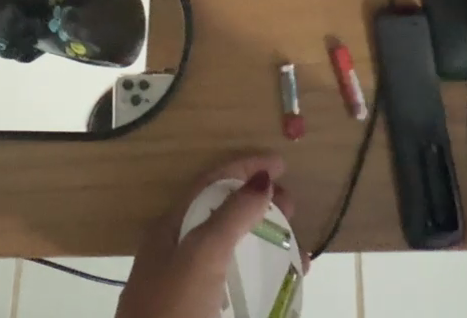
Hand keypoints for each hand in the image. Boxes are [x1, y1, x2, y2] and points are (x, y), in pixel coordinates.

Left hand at [116, 154, 292, 317]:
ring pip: (231, 249)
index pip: (210, 182)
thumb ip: (233, 215)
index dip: (244, 167)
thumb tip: (263, 178)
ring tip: (296, 250)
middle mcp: (175, 251)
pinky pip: (234, 283)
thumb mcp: (203, 254)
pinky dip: (259, 276)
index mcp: (170, 228)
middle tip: (293, 207)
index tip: (282, 164)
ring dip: (264, 241)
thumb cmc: (173, 309)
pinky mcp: (199, 315)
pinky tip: (280, 286)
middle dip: (259, 204)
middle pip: (221, 212)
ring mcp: (186, 286)